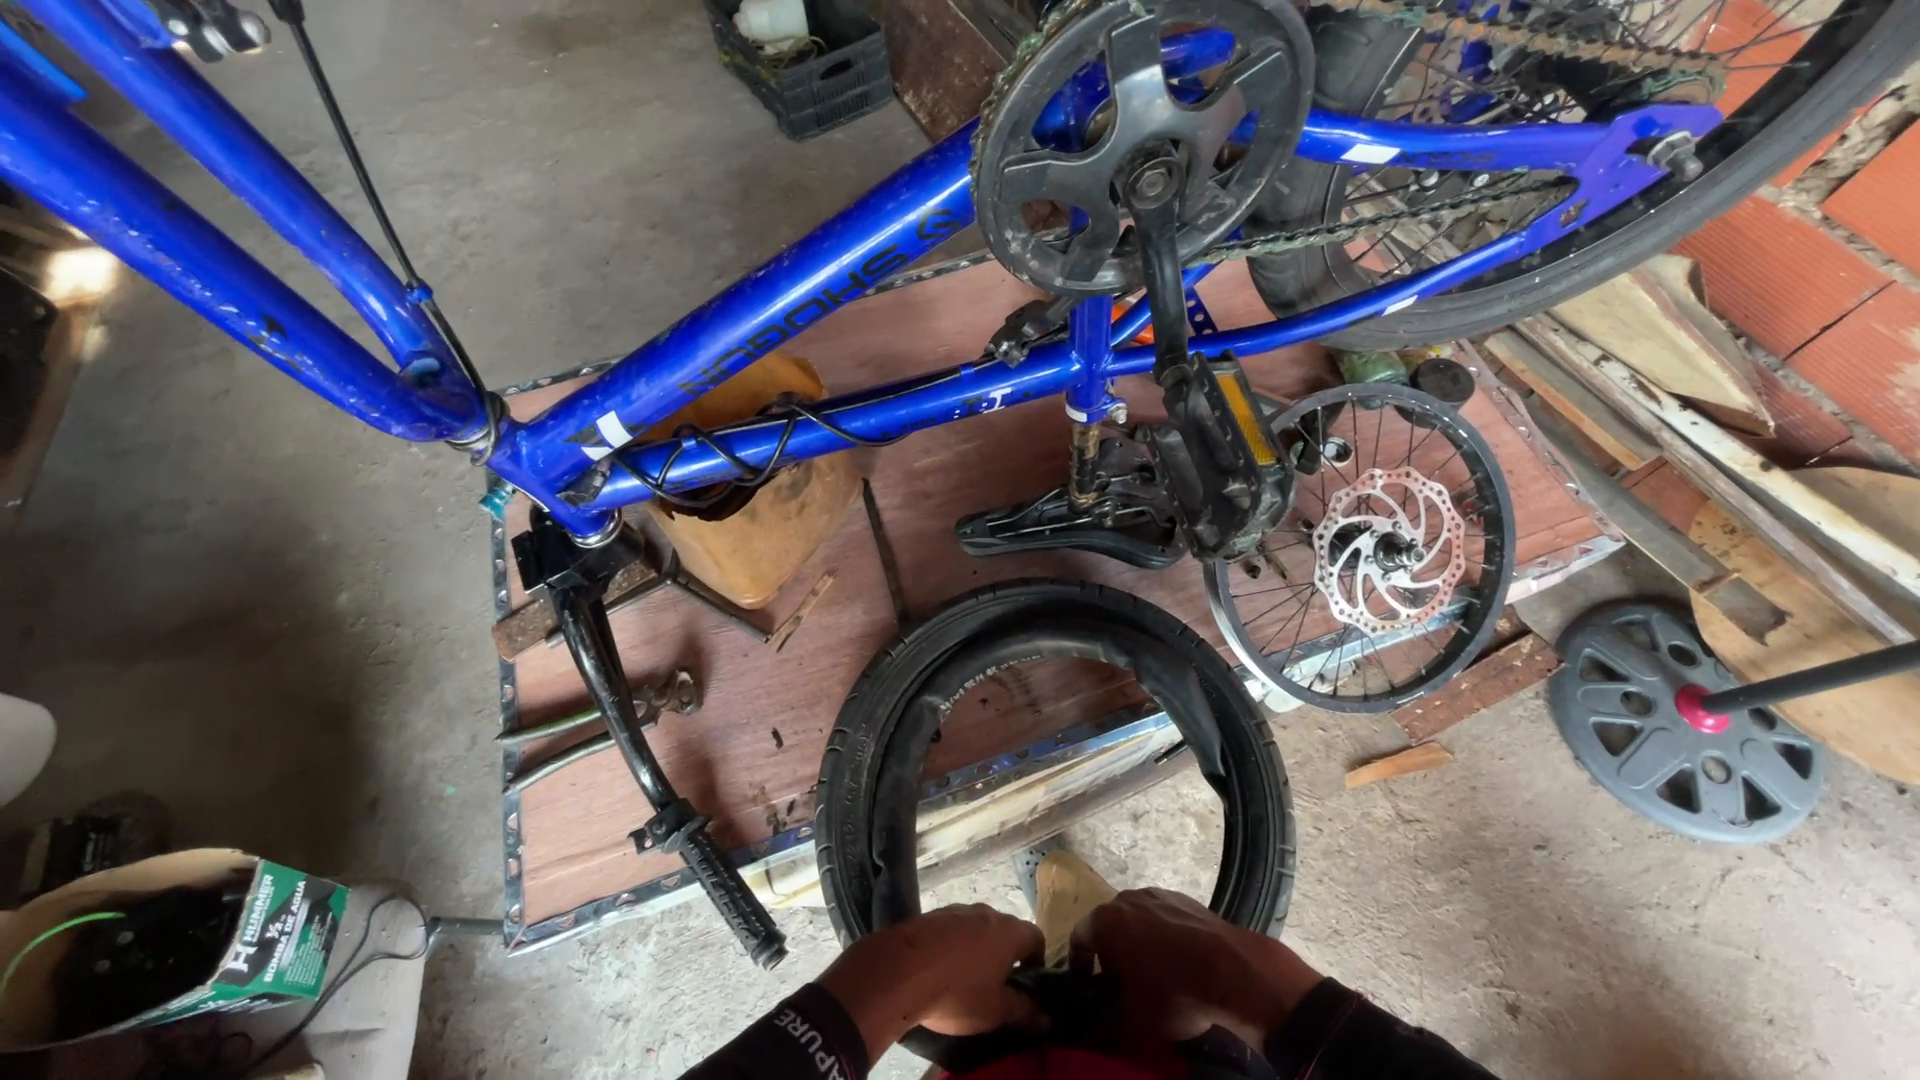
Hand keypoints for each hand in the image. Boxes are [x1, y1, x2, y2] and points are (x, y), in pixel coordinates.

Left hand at [818, 904, 1045, 1055]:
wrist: (899, 970)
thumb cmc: (958, 991)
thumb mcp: (995, 1011)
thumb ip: (1024, 1012)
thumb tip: (1046, 1017)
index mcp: (1008, 931)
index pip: (1035, 937)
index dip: (1036, 960)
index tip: (1028, 982)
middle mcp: (985, 912)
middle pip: (1004, 930)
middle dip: (1005, 955)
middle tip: (997, 985)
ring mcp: (955, 910)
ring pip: (975, 929)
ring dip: (976, 949)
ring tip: (965, 979)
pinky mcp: (928, 915)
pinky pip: (950, 930)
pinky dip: (951, 946)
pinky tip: (939, 970)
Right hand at [1069, 888, 1322, 1048]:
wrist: (1234, 972)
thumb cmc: (1173, 993)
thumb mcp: (1133, 1020)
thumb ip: (1104, 1023)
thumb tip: (1090, 1030)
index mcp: (1104, 921)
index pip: (1079, 939)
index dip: (1079, 964)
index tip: (1087, 984)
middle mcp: (1126, 898)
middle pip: (1108, 925)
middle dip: (1111, 953)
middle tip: (1121, 983)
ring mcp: (1158, 894)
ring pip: (1137, 919)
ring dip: (1139, 942)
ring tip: (1154, 972)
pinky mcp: (1186, 898)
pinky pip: (1164, 918)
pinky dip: (1165, 936)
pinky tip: (1180, 962)